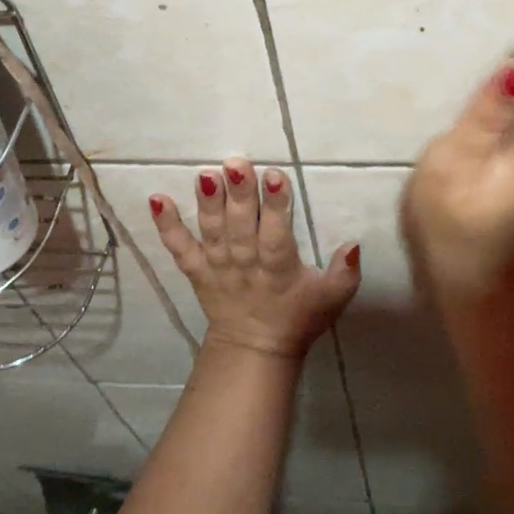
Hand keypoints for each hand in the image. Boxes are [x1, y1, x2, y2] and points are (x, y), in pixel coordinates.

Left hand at [150, 159, 361, 357]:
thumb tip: (355, 243)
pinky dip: (167, 226)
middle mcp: (245, 265)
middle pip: (241, 227)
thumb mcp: (331, 299)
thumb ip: (345, 272)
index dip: (275, 205)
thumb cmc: (298, 316)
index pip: (276, 234)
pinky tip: (158, 199)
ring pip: (211, 232)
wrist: (255, 350)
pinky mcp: (196, 271)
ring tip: (205, 174)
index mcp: (278, 270)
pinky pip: (179, 248)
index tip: (274, 175)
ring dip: (207, 204)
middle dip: (238, 195)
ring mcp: (217, 267)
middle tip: (235, 163)